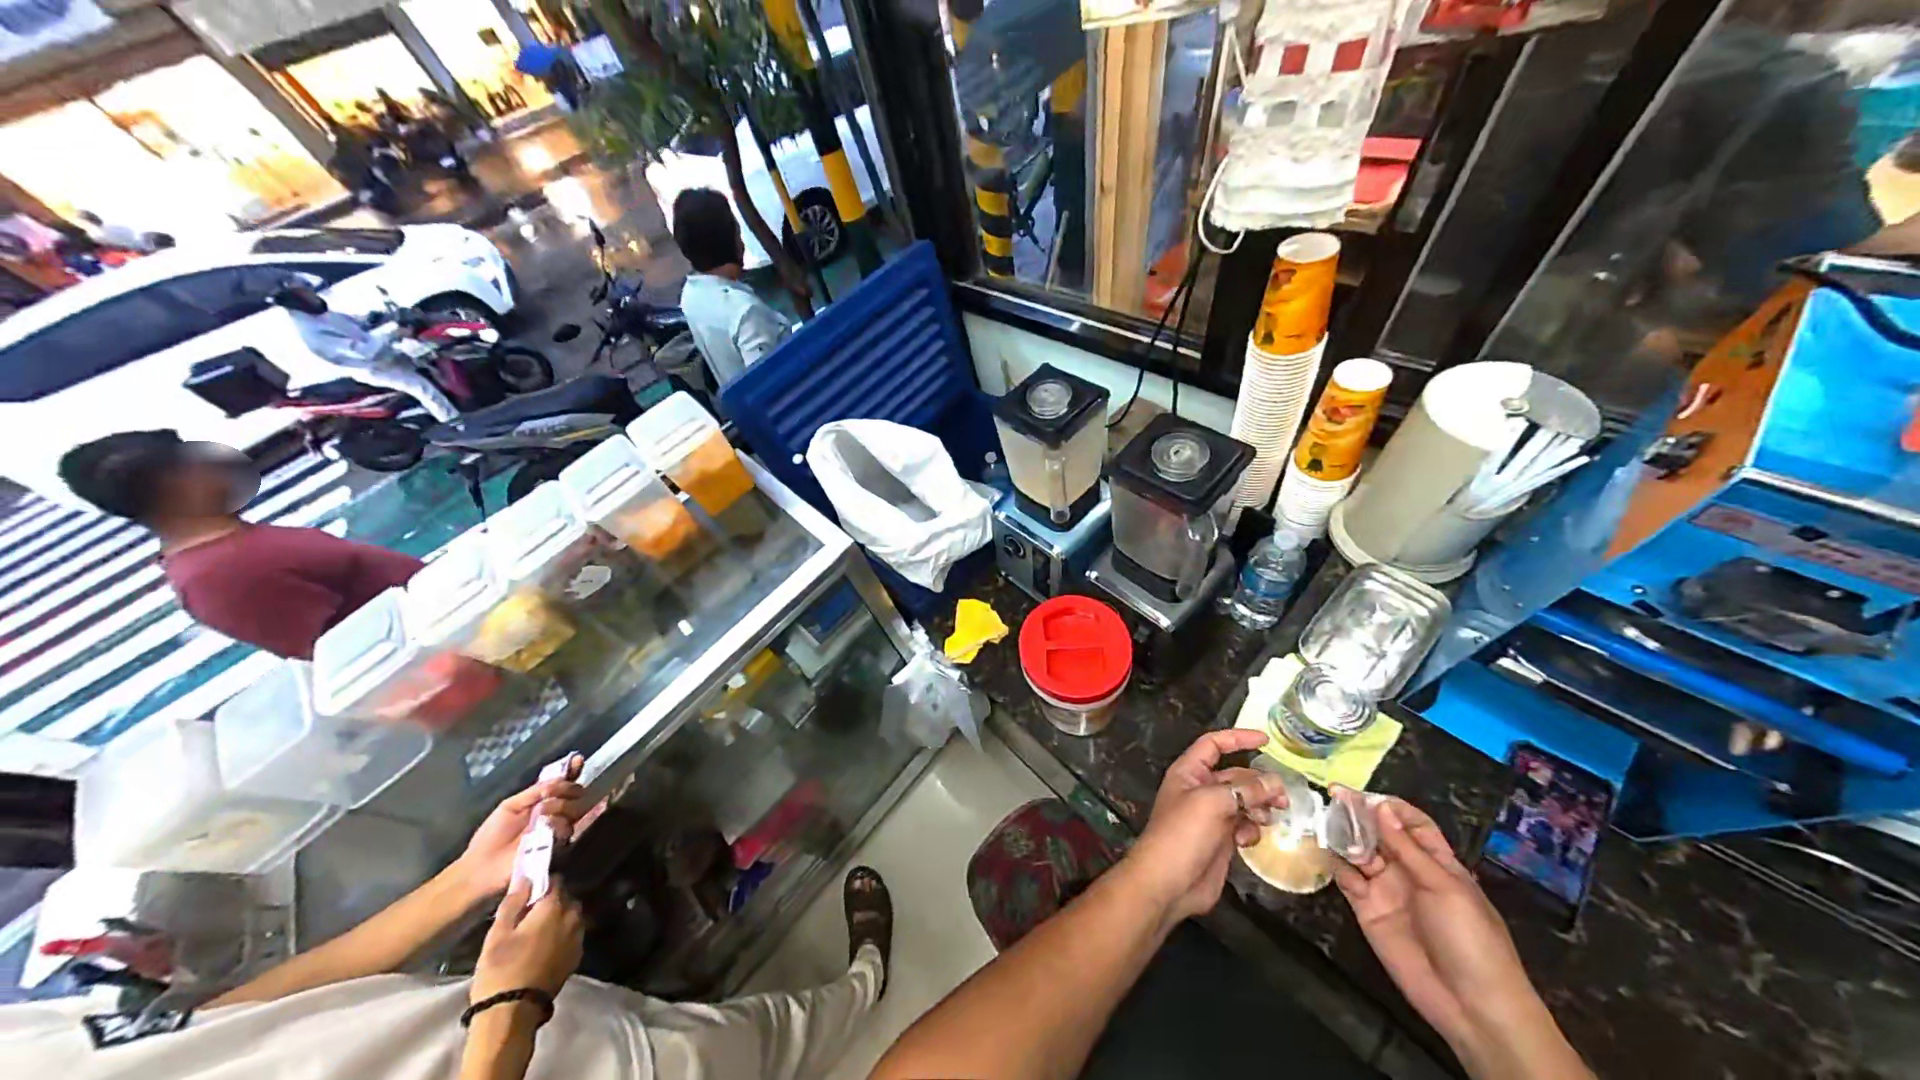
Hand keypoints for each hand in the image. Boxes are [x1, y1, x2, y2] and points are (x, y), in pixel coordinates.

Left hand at [455, 754, 604, 901]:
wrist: (481, 868)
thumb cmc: (491, 837)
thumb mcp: (510, 806)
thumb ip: (535, 792)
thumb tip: (560, 780)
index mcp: (542, 802)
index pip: (563, 783)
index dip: (572, 771)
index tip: (578, 760)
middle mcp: (555, 813)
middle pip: (572, 793)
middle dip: (565, 790)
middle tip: (548, 798)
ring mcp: (558, 830)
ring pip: (572, 809)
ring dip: (557, 808)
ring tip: (540, 818)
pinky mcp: (559, 847)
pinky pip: (566, 828)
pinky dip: (557, 825)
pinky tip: (546, 828)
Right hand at [472, 882, 583, 1003]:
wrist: (512, 1011)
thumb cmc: (500, 969)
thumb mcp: (498, 933)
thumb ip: (514, 901)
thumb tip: (526, 876)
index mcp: (555, 907)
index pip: (555, 881)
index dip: (541, 884)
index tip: (528, 893)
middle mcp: (574, 917)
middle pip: (566, 898)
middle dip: (551, 901)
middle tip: (528, 916)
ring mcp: (579, 936)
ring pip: (572, 916)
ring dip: (559, 918)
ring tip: (536, 932)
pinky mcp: (578, 955)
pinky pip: (573, 934)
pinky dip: (563, 934)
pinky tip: (545, 947)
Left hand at [1122, 729, 1287, 924]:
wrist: (1169, 882)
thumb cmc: (1183, 834)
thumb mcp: (1211, 802)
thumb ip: (1244, 789)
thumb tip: (1275, 782)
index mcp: (1189, 772)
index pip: (1214, 744)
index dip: (1238, 738)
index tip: (1266, 740)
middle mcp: (1200, 789)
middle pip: (1236, 775)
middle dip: (1259, 783)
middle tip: (1283, 797)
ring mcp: (1211, 815)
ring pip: (1244, 801)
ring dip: (1259, 807)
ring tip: (1268, 817)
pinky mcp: (1221, 839)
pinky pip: (1244, 824)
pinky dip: (1251, 829)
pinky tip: (1247, 840)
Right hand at [1332, 798, 1578, 1076]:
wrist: (1471, 1004)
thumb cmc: (1470, 939)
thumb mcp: (1443, 887)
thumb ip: (1406, 847)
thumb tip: (1381, 806)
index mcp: (1437, 862)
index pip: (1411, 822)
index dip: (1388, 806)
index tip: (1361, 793)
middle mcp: (1408, 870)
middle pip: (1379, 833)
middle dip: (1357, 815)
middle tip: (1330, 798)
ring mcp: (1385, 889)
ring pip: (1358, 851)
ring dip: (1342, 836)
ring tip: (1322, 821)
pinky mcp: (1365, 908)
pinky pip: (1345, 878)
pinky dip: (1333, 863)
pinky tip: (1322, 851)